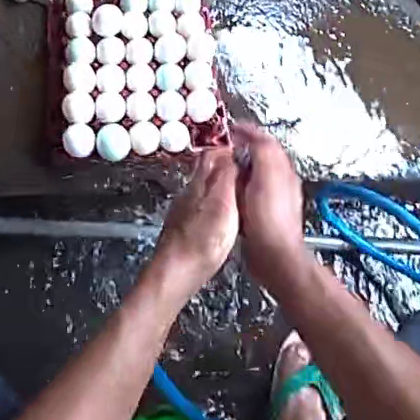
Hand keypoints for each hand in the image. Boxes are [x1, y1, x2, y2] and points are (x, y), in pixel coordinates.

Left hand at [151, 147, 238, 293]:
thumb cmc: (202, 242)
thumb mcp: (223, 206)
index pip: (212, 154)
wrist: (175, 273)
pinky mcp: (185, 227)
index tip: (243, 146)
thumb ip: (227, 178)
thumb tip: (232, 153)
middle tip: (241, 161)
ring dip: (219, 180)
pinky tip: (223, 211)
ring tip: (237, 184)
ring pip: (203, 186)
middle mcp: (190, 193)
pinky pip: (202, 204)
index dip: (227, 147)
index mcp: (200, 184)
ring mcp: (185, 210)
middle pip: (205, 168)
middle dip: (222, 161)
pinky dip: (214, 200)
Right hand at [231, 123, 307, 283]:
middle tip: (220, 146)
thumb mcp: (268, 175)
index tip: (227, 130)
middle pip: (258, 155)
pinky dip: (234, 186)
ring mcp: (270, 198)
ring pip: (251, 174)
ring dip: (236, 167)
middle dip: (239, 148)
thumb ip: (263, 151)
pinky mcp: (260, 213)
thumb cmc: (271, 220)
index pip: (264, 140)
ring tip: (220, 166)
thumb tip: (252, 134)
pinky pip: (245, 192)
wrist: (273, 256)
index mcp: (281, 169)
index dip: (245, 132)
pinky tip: (225, 192)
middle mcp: (278, 181)